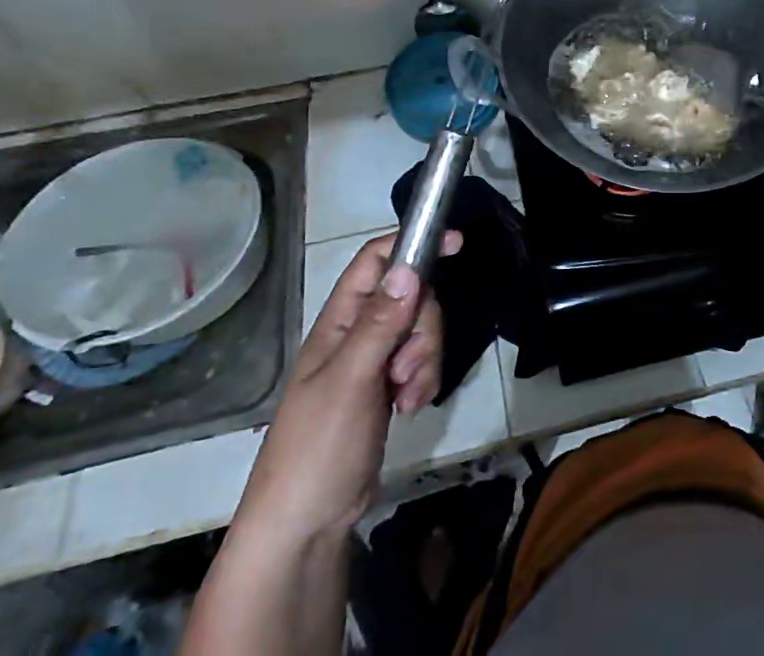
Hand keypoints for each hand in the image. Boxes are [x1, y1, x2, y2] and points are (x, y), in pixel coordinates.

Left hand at [231, 230, 459, 548]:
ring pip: (419, 334)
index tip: (454, 244)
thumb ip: (379, 324)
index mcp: (339, 320)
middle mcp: (357, 333)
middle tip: (405, 369)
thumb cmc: (319, 444)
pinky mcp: (386, 388)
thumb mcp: (350, 380)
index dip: (410, 247)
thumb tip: (408, 267)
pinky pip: (419, 365)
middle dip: (422, 330)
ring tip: (405, 398)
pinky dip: (422, 382)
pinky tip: (408, 409)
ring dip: (424, 362)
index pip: (375, 263)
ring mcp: (373, 362)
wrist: (308, 518)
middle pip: (410, 299)